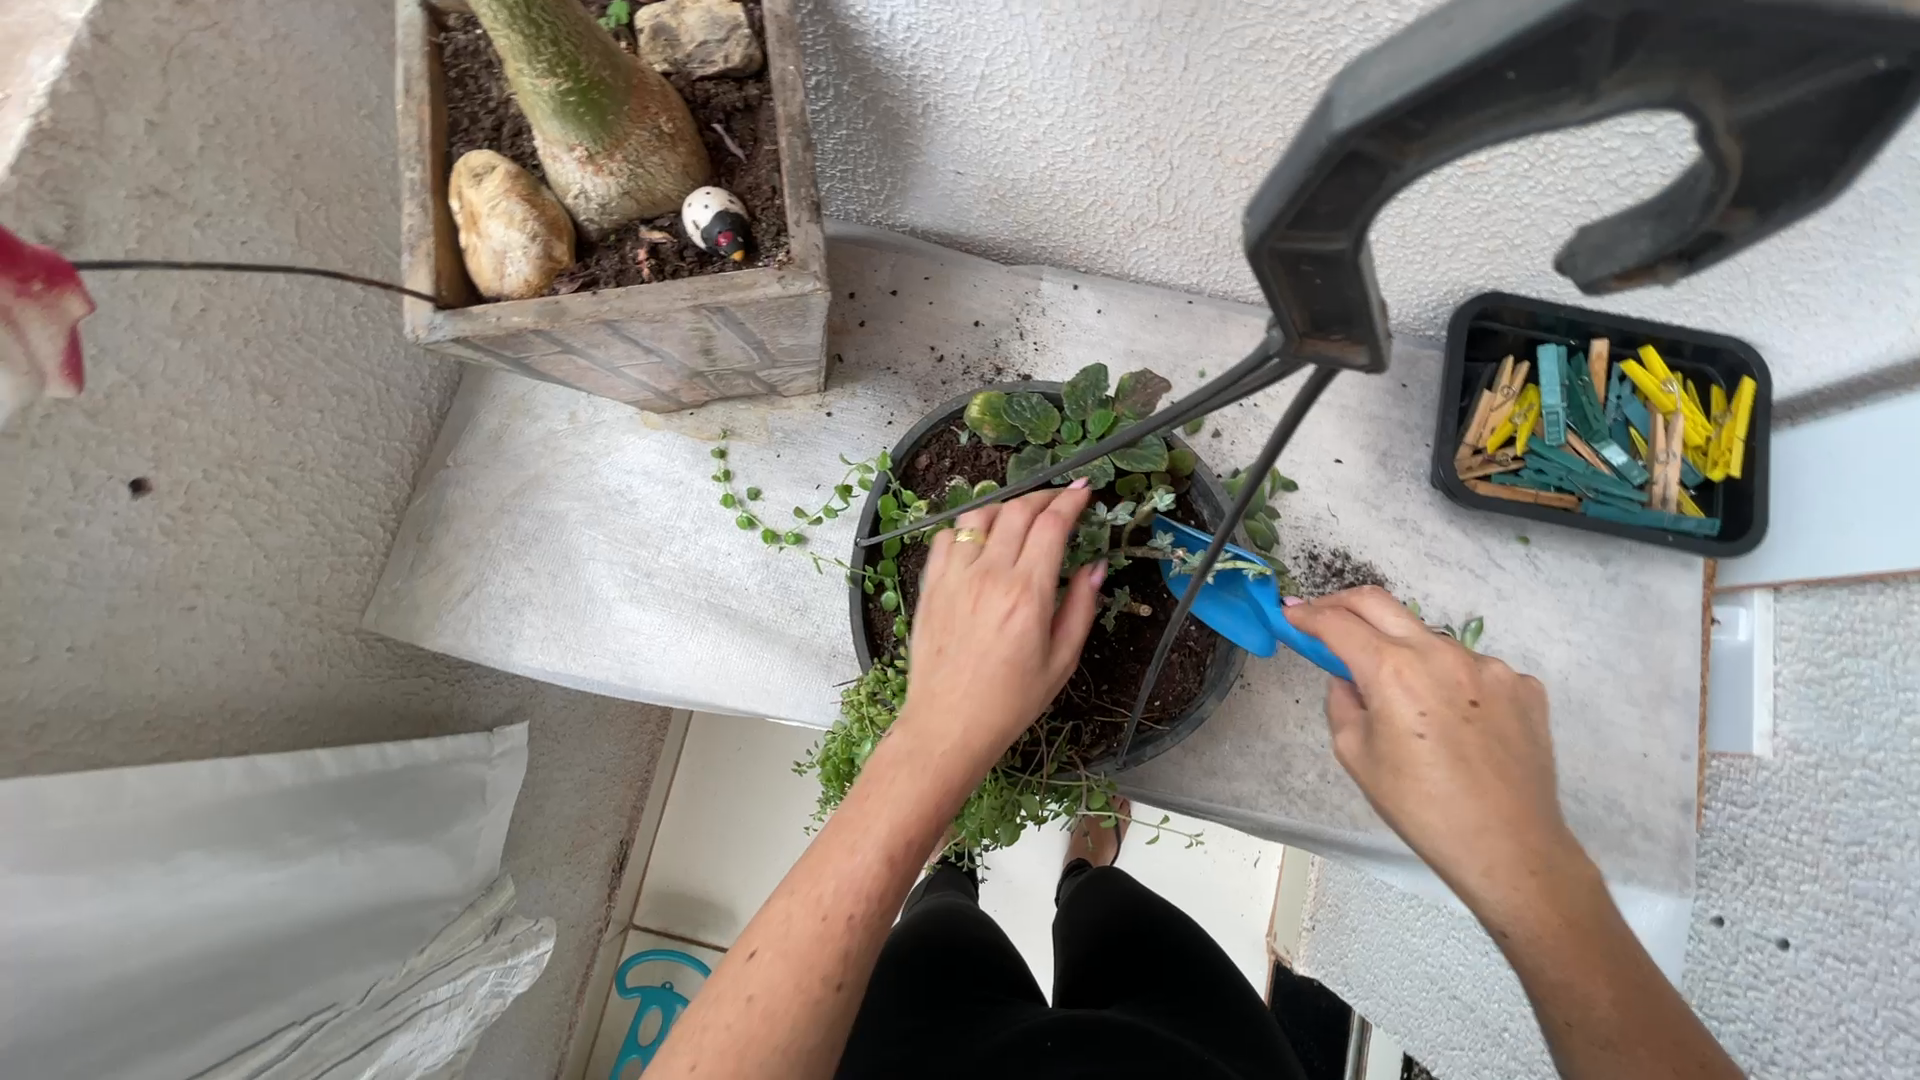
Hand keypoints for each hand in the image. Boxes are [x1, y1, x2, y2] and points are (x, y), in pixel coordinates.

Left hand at [894, 481, 1101, 780]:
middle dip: (1043, 496)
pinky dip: (965, 529)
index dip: (1070, 501)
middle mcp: (988, 576)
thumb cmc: (1010, 701)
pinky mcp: (930, 586)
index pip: (1051, 526)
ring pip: (977, 516)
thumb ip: (1081, 608)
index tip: (1083, 489)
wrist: (948, 724)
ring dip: (1004, 507)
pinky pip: (944, 538)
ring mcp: (953, 578)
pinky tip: (979, 540)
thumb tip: (1095, 566)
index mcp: (1027, 594)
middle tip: (1059, 500)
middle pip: (1017, 511)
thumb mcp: (1061, 661)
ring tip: (1020, 516)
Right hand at [1285, 587, 1585, 915]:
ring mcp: (1489, 666)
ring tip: (1402, 697)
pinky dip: (1449, 680)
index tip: (1290, 614)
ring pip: (1429, 640)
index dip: (1307, 615)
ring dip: (1402, 651)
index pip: (1337, 624)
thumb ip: (1342, 701)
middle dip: (1341, 603)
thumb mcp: (1354, 753)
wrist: (1509, 848)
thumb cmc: (1419, 806)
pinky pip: (1472, 668)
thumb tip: (1349, 677)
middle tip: (1322, 616)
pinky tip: (1453, 720)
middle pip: (1379, 603)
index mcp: (1392, 670)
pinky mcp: (1523, 686)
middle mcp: (1441, 653)